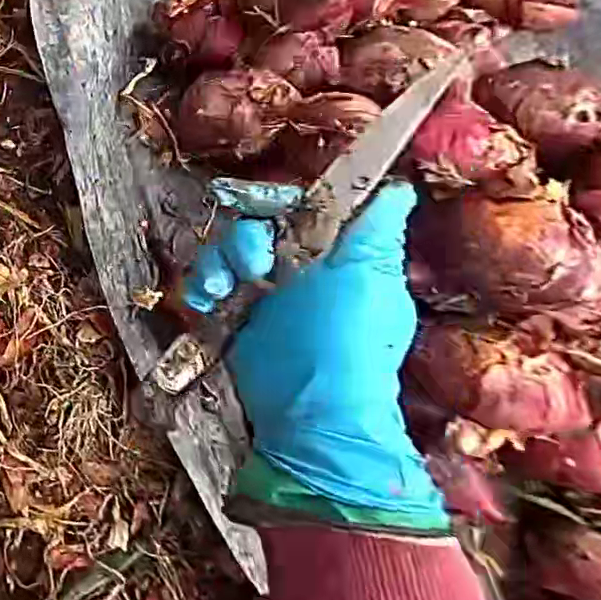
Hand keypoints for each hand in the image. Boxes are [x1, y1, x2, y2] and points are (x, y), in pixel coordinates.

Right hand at [185, 180, 444, 525]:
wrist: (312, 412)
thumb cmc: (346, 341)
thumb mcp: (368, 280)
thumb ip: (375, 230)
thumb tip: (400, 187)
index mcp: (329, 254)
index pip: (294, 207)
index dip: (274, 201)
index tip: (263, 209)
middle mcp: (295, 267)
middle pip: (251, 225)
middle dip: (242, 241)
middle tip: (252, 269)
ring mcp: (261, 292)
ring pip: (222, 251)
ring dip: (216, 265)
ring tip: (221, 293)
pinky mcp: (232, 313)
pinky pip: (204, 282)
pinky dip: (200, 288)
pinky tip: (205, 303)